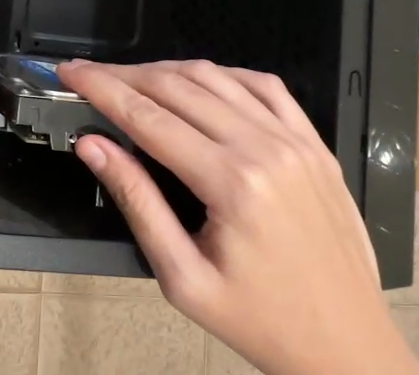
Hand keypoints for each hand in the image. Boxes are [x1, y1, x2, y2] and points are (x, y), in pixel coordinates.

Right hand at [59, 60, 418, 374]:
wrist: (347, 348)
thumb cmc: (262, 321)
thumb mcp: (183, 278)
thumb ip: (136, 202)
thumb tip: (93, 146)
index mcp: (232, 184)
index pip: (147, 116)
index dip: (101, 87)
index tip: (70, 72)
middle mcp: (266, 150)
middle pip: (176, 87)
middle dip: (123, 74)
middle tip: (88, 75)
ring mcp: (296, 143)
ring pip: (215, 76)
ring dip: (164, 70)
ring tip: (130, 79)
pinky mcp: (315, 146)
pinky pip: (264, 86)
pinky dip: (221, 73)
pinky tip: (196, 80)